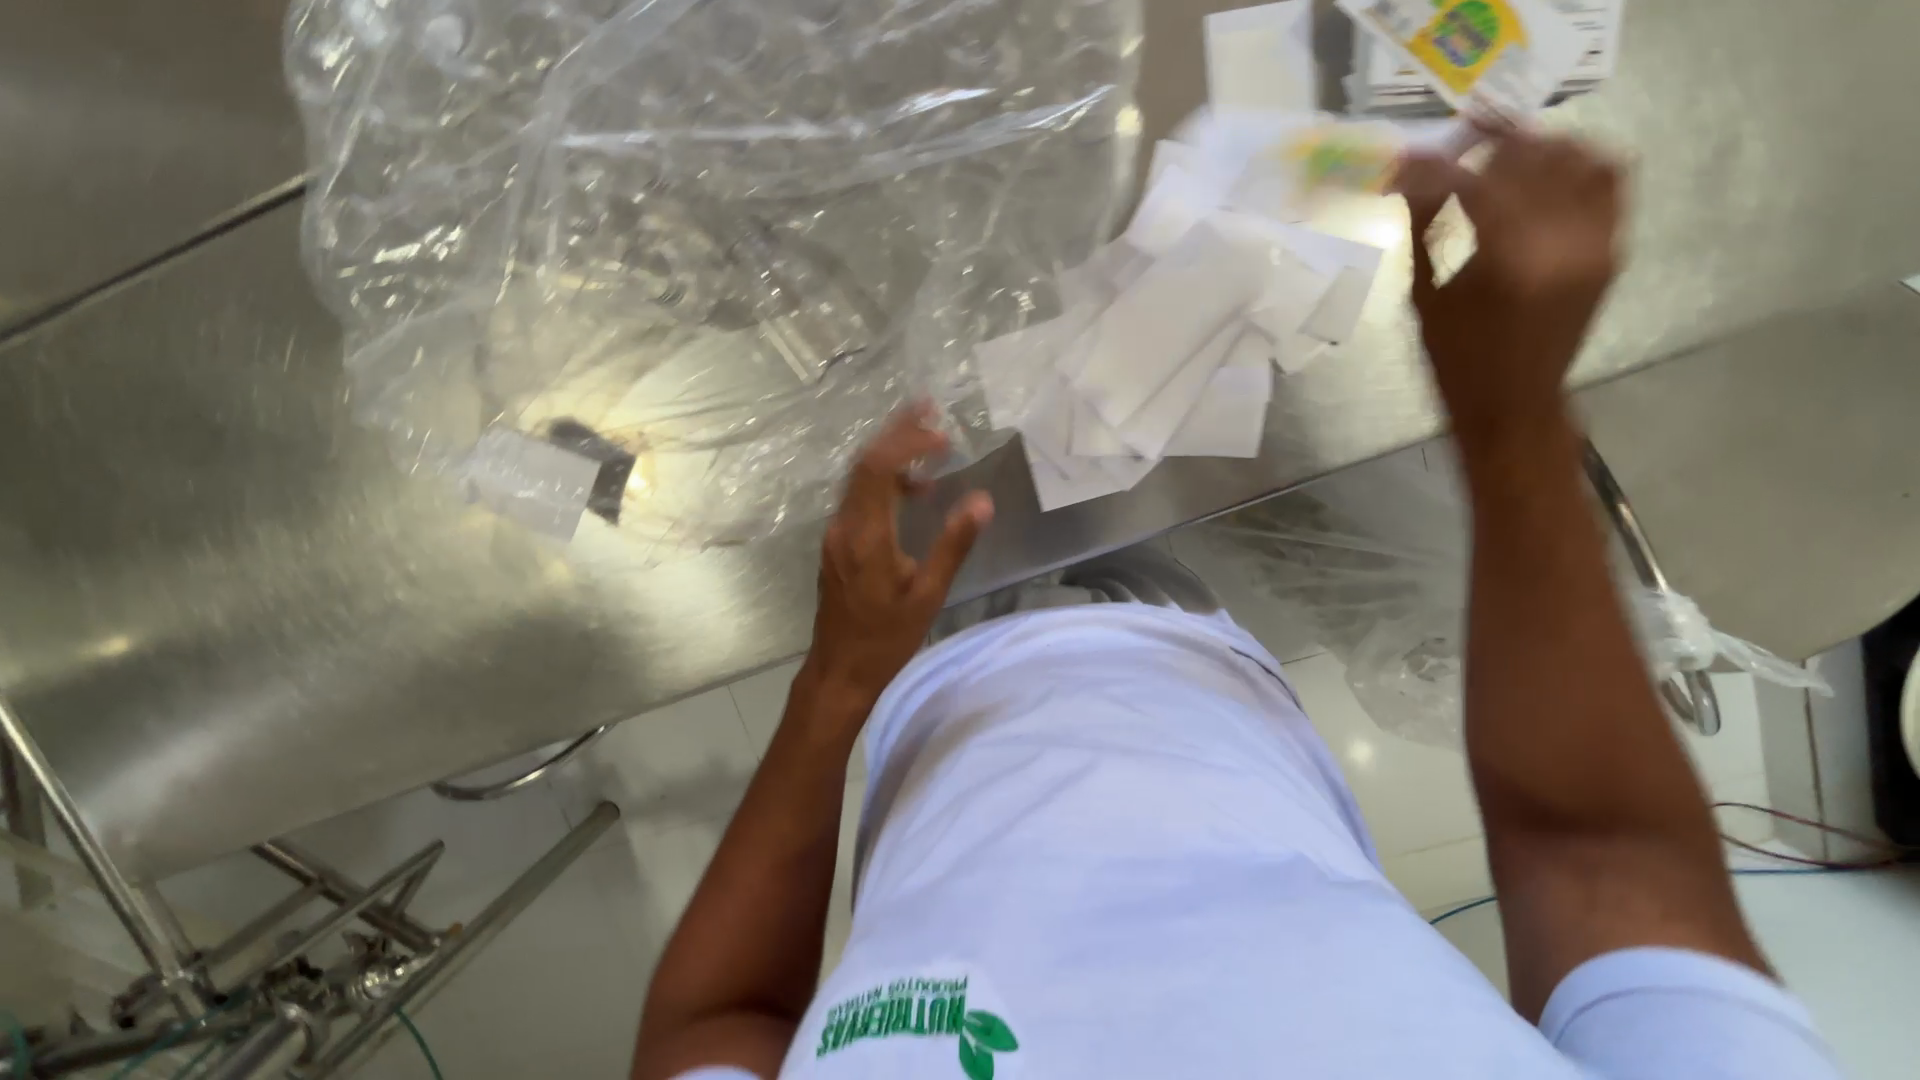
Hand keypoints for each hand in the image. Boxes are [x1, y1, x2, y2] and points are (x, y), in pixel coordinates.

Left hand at [800, 404, 993, 718]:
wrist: (839, 669)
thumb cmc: (886, 638)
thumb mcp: (928, 595)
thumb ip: (953, 545)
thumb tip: (982, 501)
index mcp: (865, 535)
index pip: (878, 468)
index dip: (907, 441)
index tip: (942, 435)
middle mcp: (844, 526)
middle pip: (865, 463)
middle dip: (897, 433)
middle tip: (930, 408)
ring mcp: (836, 534)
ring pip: (859, 478)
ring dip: (891, 454)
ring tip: (929, 441)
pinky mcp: (837, 543)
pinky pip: (858, 497)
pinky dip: (884, 479)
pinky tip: (913, 488)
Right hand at [1395, 122, 1625, 438]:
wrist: (1513, 401)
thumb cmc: (1456, 358)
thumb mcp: (1426, 296)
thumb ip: (1425, 228)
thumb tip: (1411, 174)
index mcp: (1506, 259)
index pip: (1472, 185)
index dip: (1436, 166)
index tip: (1409, 158)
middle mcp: (1562, 240)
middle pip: (1525, 161)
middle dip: (1481, 149)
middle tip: (1451, 153)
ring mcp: (1595, 239)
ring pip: (1572, 159)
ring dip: (1532, 150)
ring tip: (1499, 157)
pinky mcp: (1611, 243)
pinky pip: (1607, 180)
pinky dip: (1576, 163)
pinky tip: (1545, 170)